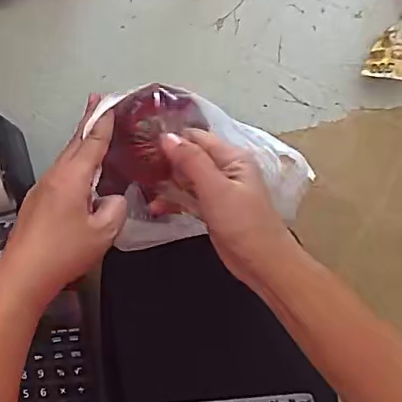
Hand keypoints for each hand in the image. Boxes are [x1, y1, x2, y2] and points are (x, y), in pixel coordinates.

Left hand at [0, 98, 126, 305]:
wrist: (23, 275)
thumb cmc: (62, 254)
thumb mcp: (104, 232)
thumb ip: (116, 208)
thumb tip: (113, 199)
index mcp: (72, 177)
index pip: (92, 141)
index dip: (102, 121)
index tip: (108, 103)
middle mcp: (54, 177)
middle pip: (74, 143)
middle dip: (87, 122)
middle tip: (97, 103)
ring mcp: (41, 189)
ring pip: (66, 160)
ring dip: (80, 146)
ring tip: (93, 137)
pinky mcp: (36, 204)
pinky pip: (59, 177)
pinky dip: (73, 168)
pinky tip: (81, 179)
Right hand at [155, 128, 297, 287]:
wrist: (263, 264)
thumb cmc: (244, 224)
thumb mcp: (215, 189)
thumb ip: (191, 161)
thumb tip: (166, 137)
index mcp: (232, 158)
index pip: (197, 137)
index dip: (172, 139)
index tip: (143, 144)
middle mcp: (225, 170)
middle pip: (189, 157)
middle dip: (165, 162)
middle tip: (138, 168)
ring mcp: (218, 191)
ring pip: (185, 179)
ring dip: (166, 183)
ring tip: (142, 188)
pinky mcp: (211, 209)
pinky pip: (187, 198)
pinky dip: (172, 201)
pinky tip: (155, 207)